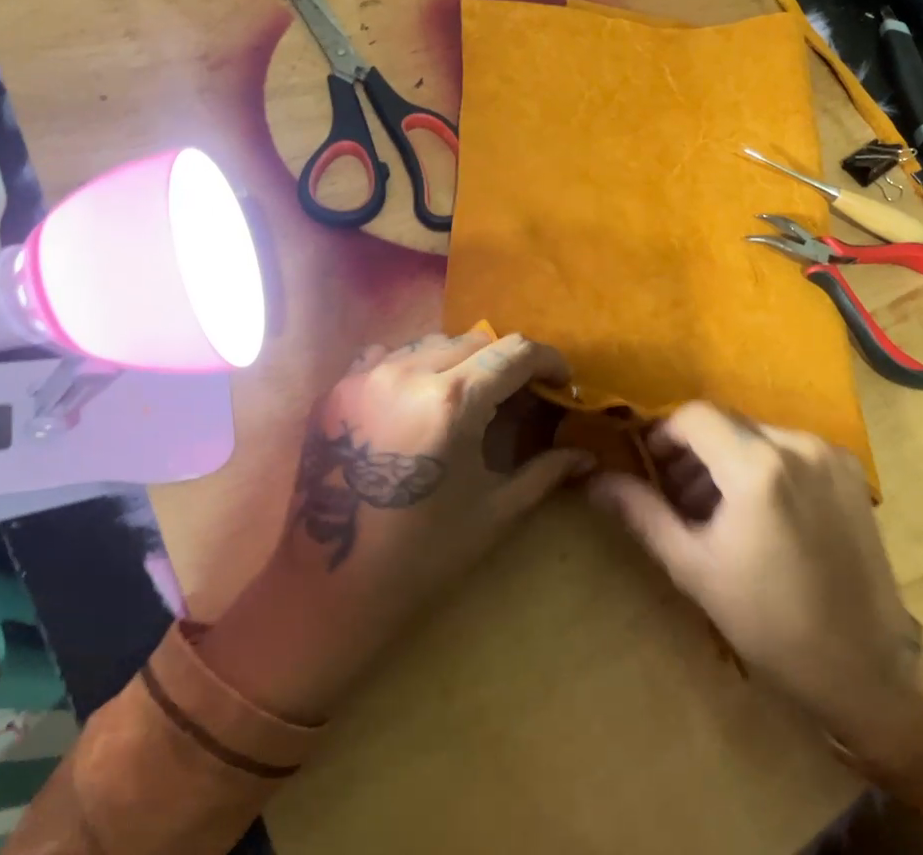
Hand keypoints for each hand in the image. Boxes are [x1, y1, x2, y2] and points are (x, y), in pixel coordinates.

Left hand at [200, 330, 592, 721]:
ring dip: (463, 361)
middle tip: (522, 397)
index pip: (515, 353)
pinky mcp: (337, 391)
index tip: (562, 383)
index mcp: (453, 402)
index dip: (549, 361)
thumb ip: (546, 471)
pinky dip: (414, 367)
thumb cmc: (424, 553)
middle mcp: (407, 373)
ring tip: (473, 398)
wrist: (332, 583)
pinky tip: (421, 401)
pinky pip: (387, 356)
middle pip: (475, 340)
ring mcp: (365, 377)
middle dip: (508, 362)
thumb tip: (589, 456)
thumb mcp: (496, 510)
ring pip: (431, 343)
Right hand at [590, 402, 922, 777]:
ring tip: (718, 513)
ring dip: (728, 460)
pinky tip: (760, 515)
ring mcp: (831, 454)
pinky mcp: (850, 470)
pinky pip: (792, 450)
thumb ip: (642, 513)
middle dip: (694, 452)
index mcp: (758, 466)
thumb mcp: (693, 567)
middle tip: (677, 499)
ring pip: (759, 435)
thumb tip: (594, 480)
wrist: (863, 659)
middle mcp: (799, 444)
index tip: (648, 470)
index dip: (662, 435)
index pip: (694, 416)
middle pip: (727, 422)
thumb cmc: (768, 621)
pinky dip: (764, 467)